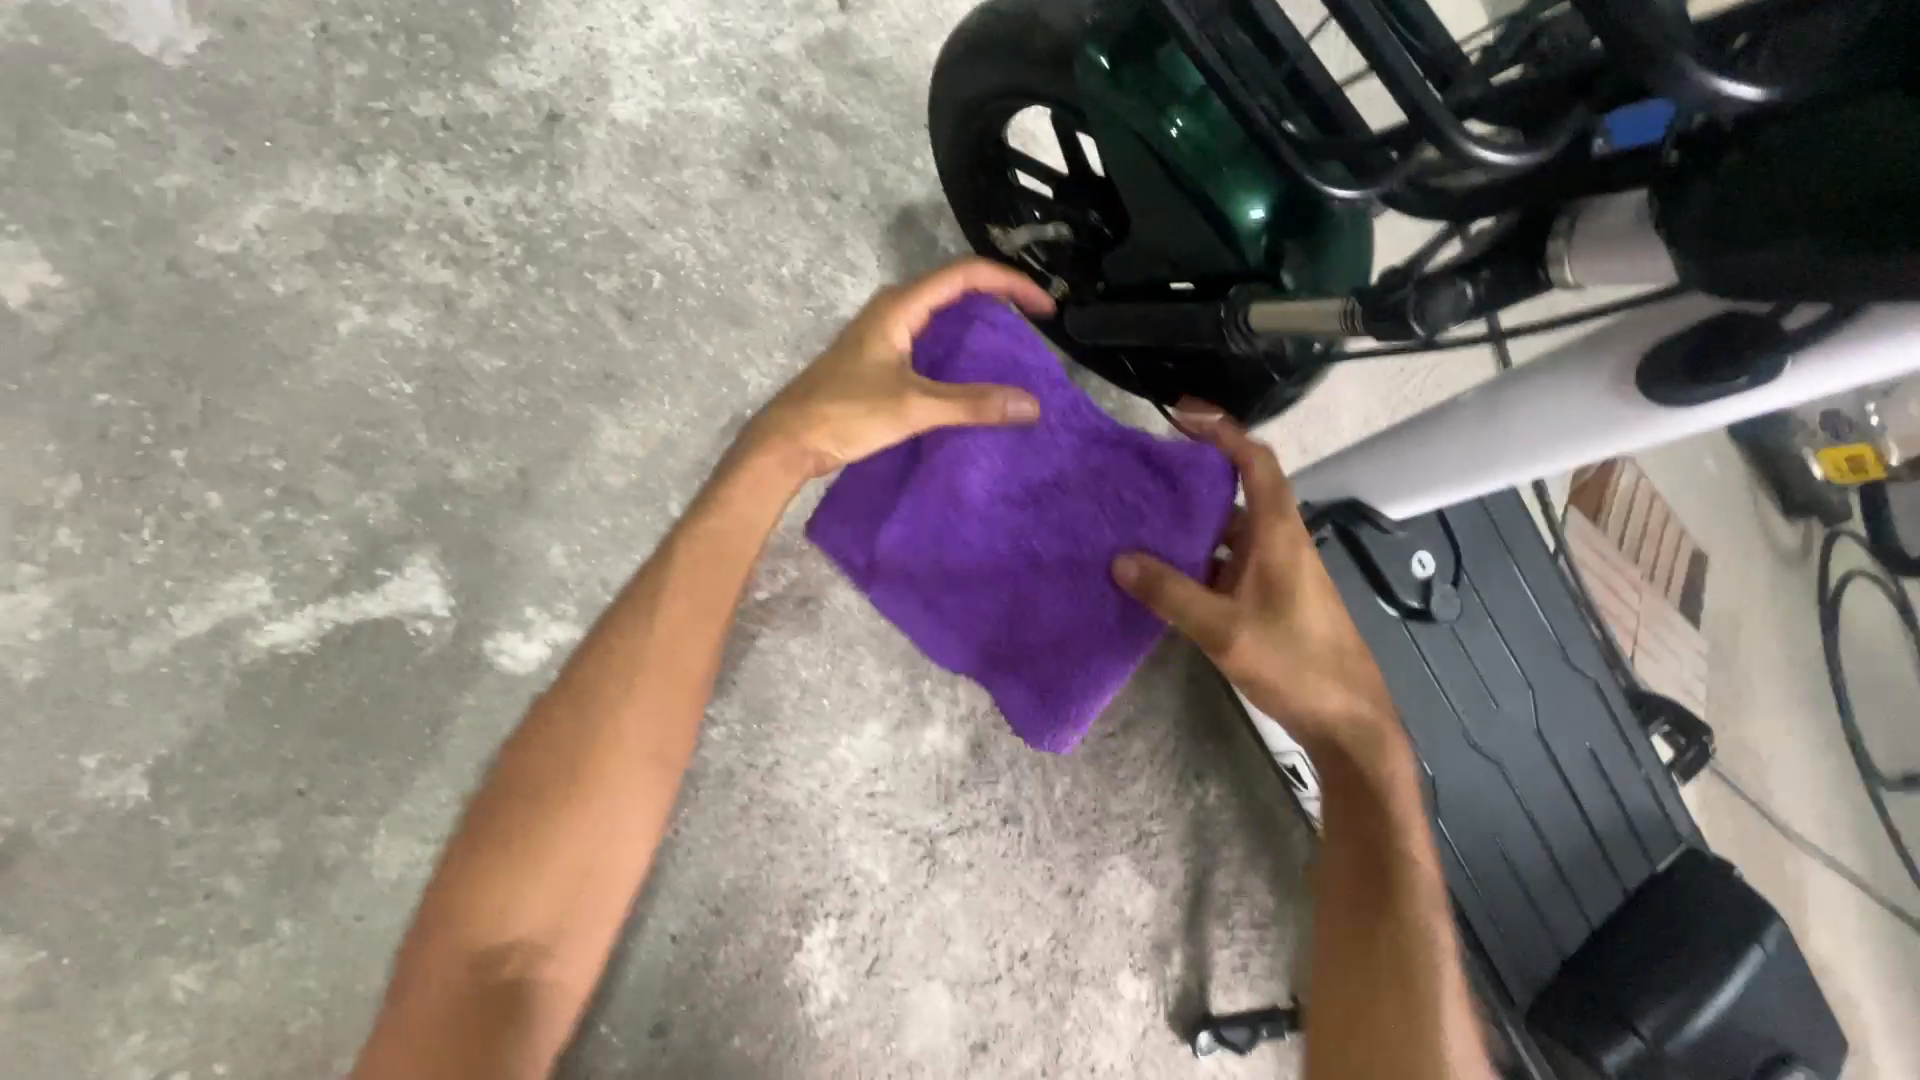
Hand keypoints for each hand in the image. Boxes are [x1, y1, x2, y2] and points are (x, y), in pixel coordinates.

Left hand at [741, 257, 1056, 479]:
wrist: (787, 441)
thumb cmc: (845, 413)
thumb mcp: (914, 407)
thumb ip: (972, 404)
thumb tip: (1030, 405)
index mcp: (900, 306)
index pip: (965, 274)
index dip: (1011, 283)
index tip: (1045, 308)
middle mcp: (891, 310)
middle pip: (954, 289)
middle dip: (997, 300)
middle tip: (1034, 325)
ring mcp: (881, 335)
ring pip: (939, 316)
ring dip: (976, 326)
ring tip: (1012, 347)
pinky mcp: (876, 361)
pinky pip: (928, 341)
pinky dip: (956, 351)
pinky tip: (970, 375)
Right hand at [1111, 402, 1398, 749]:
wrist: (1347, 718)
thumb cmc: (1294, 663)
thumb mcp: (1224, 629)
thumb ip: (1171, 593)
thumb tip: (1119, 559)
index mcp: (1278, 533)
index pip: (1255, 461)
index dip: (1222, 431)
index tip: (1181, 414)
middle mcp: (1279, 542)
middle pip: (1237, 490)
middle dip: (1193, 475)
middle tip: (1143, 471)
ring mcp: (1275, 571)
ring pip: (1228, 530)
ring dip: (1190, 522)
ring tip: (1139, 519)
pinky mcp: (1269, 597)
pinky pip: (1226, 562)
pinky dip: (1196, 558)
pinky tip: (1161, 573)